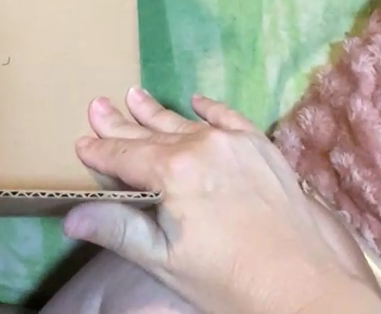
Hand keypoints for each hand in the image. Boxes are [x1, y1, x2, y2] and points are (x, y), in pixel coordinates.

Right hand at [64, 88, 380, 313]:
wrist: (308, 285)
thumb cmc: (230, 282)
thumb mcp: (167, 262)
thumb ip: (120, 230)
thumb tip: (72, 215)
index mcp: (172, 173)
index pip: (125, 157)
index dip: (101, 151)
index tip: (81, 141)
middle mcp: (199, 145)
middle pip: (150, 133)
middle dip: (121, 122)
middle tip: (97, 103)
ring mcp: (232, 141)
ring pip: (183, 122)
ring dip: (156, 112)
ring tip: (133, 94)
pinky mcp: (259, 145)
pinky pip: (227, 116)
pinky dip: (208, 109)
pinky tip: (196, 100)